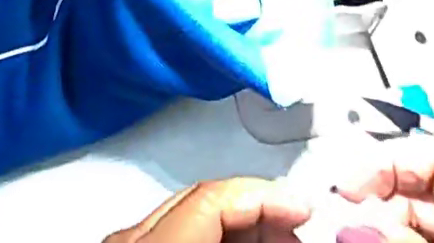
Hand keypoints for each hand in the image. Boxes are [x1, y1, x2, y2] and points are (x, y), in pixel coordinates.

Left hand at [103, 178, 312, 242]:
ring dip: (243, 226)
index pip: (211, 197)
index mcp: (147, 242)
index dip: (263, 195)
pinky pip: (180, 230)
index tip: (303, 206)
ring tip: (281, 239)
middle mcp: (130, 235)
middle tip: (299, 226)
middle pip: (204, 199)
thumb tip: (296, 232)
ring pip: (194, 214)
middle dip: (259, 210)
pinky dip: (218, 237)